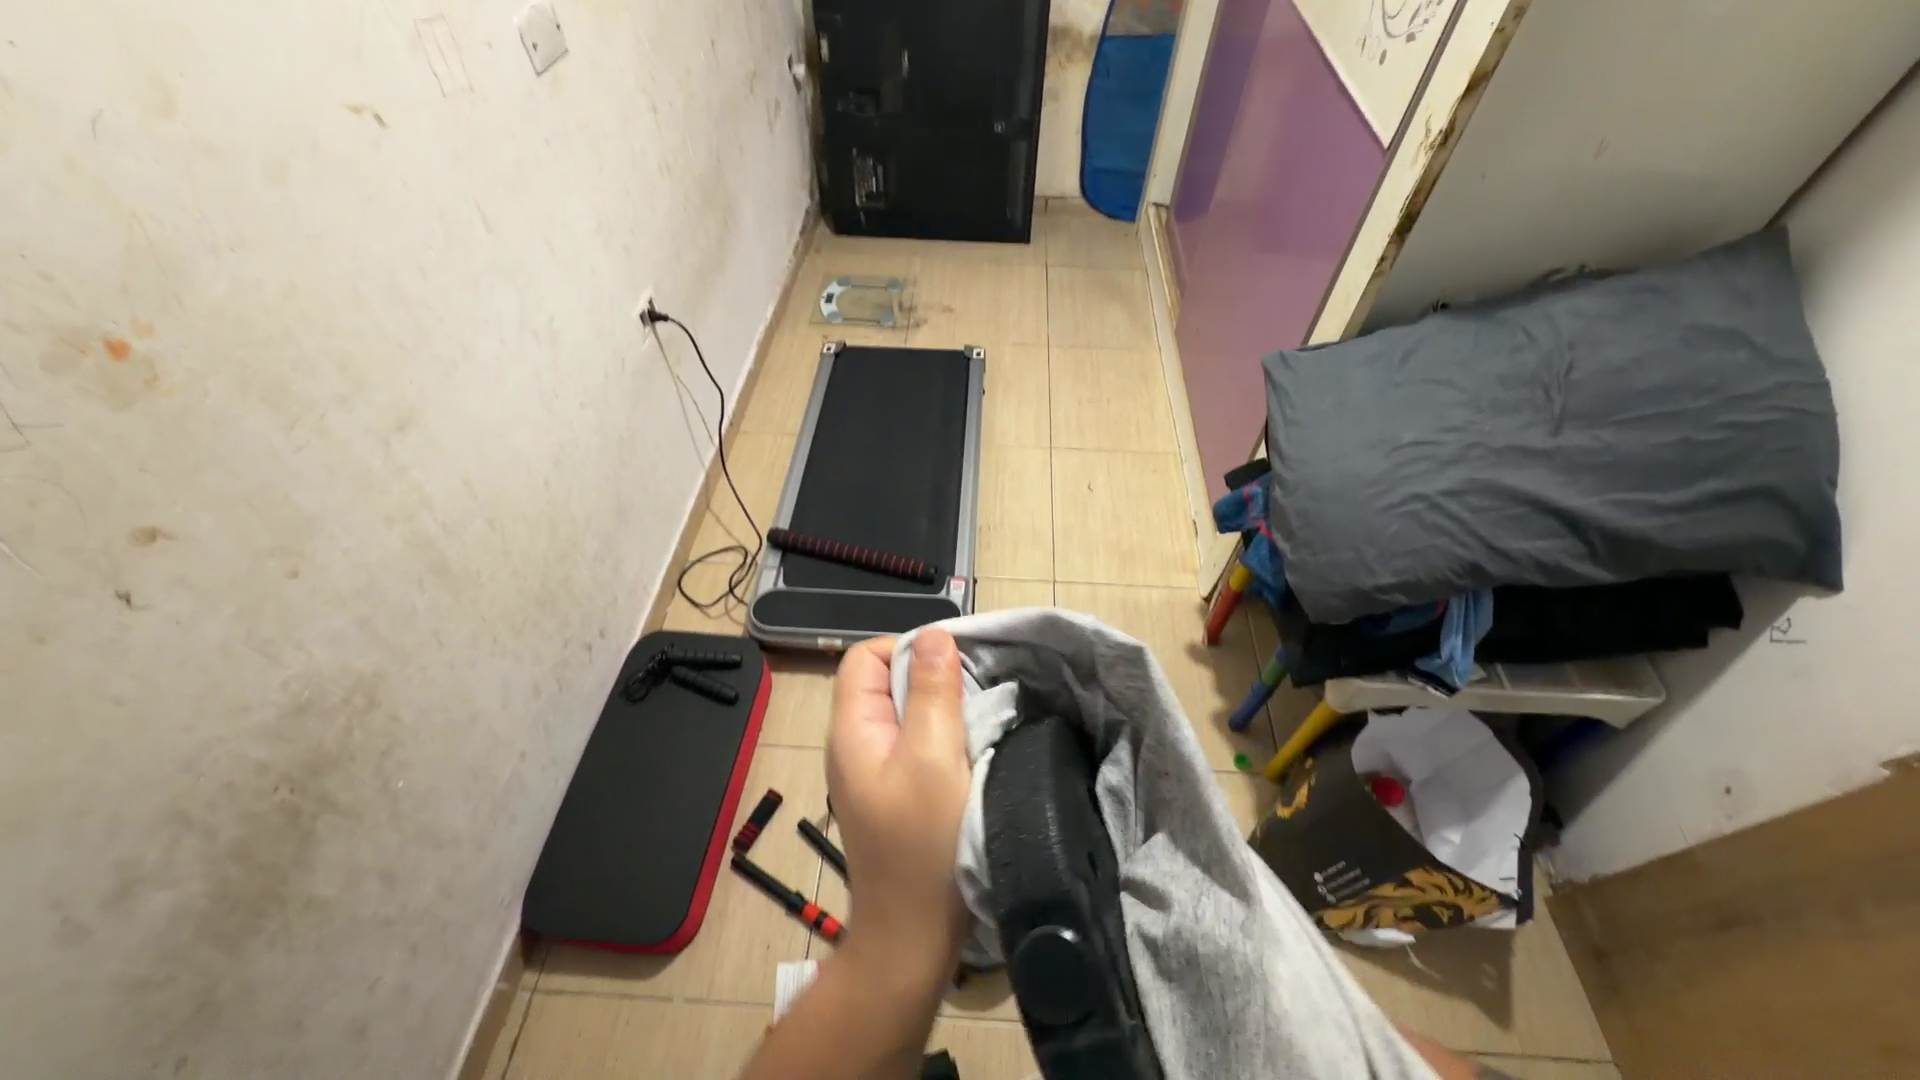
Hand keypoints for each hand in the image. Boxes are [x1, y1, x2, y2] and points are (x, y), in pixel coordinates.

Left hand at [826, 629, 972, 976]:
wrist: (914, 934)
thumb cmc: (924, 844)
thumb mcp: (933, 757)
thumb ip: (932, 692)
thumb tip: (934, 634)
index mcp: (852, 729)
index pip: (865, 656)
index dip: (907, 649)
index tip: (955, 668)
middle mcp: (855, 743)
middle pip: (885, 681)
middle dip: (930, 677)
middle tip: (974, 697)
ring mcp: (873, 770)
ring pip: (904, 712)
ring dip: (940, 709)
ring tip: (976, 722)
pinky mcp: (893, 792)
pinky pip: (913, 743)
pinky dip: (941, 736)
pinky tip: (968, 751)